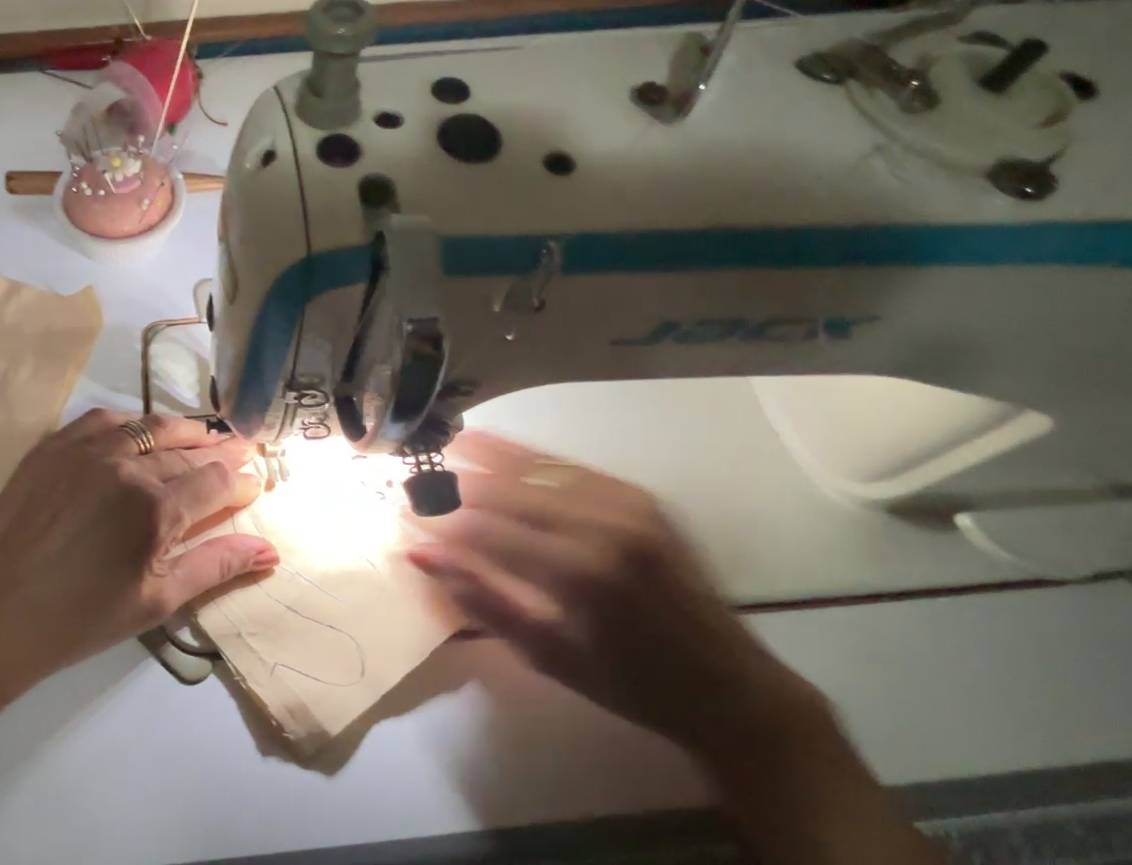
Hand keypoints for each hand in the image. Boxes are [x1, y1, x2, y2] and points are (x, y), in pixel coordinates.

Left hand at [0, 411, 275, 738]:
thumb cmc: (80, 618)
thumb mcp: (157, 601)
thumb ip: (216, 566)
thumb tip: (271, 550)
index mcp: (156, 509)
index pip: (215, 480)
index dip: (240, 479)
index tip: (254, 480)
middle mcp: (126, 467)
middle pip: (187, 449)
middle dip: (219, 451)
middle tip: (240, 451)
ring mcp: (86, 450)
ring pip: (149, 427)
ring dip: (182, 430)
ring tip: (202, 435)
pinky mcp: (53, 446)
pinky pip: (103, 420)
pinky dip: (131, 422)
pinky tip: (140, 430)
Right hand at [407, 432, 822, 760]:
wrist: (728, 685)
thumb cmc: (629, 684)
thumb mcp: (546, 654)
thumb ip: (481, 599)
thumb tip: (421, 555)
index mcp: (577, 575)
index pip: (484, 529)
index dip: (437, 518)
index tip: (403, 512)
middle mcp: (602, 527)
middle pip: (507, 488)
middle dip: (456, 481)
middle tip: (417, 477)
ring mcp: (627, 505)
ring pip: (537, 467)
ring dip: (488, 455)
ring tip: (448, 446)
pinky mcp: (642, 497)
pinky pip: (570, 467)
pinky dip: (529, 458)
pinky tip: (501, 450)